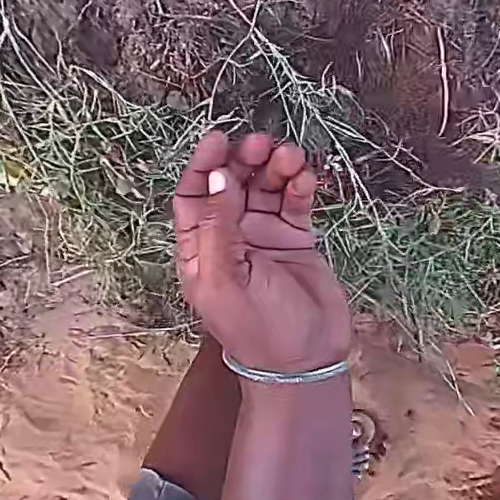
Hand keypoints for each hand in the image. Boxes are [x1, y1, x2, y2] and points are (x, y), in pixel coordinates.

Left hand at [172, 130, 352, 372]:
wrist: (306, 360)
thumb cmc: (257, 327)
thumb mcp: (226, 279)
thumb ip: (218, 226)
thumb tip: (218, 175)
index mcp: (202, 249)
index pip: (194, 196)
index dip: (203, 165)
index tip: (219, 139)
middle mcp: (230, 237)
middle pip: (232, 184)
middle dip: (244, 160)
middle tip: (262, 144)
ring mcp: (264, 235)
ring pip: (265, 187)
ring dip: (276, 167)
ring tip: (291, 157)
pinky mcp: (295, 237)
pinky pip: (294, 201)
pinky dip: (300, 185)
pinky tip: (305, 177)